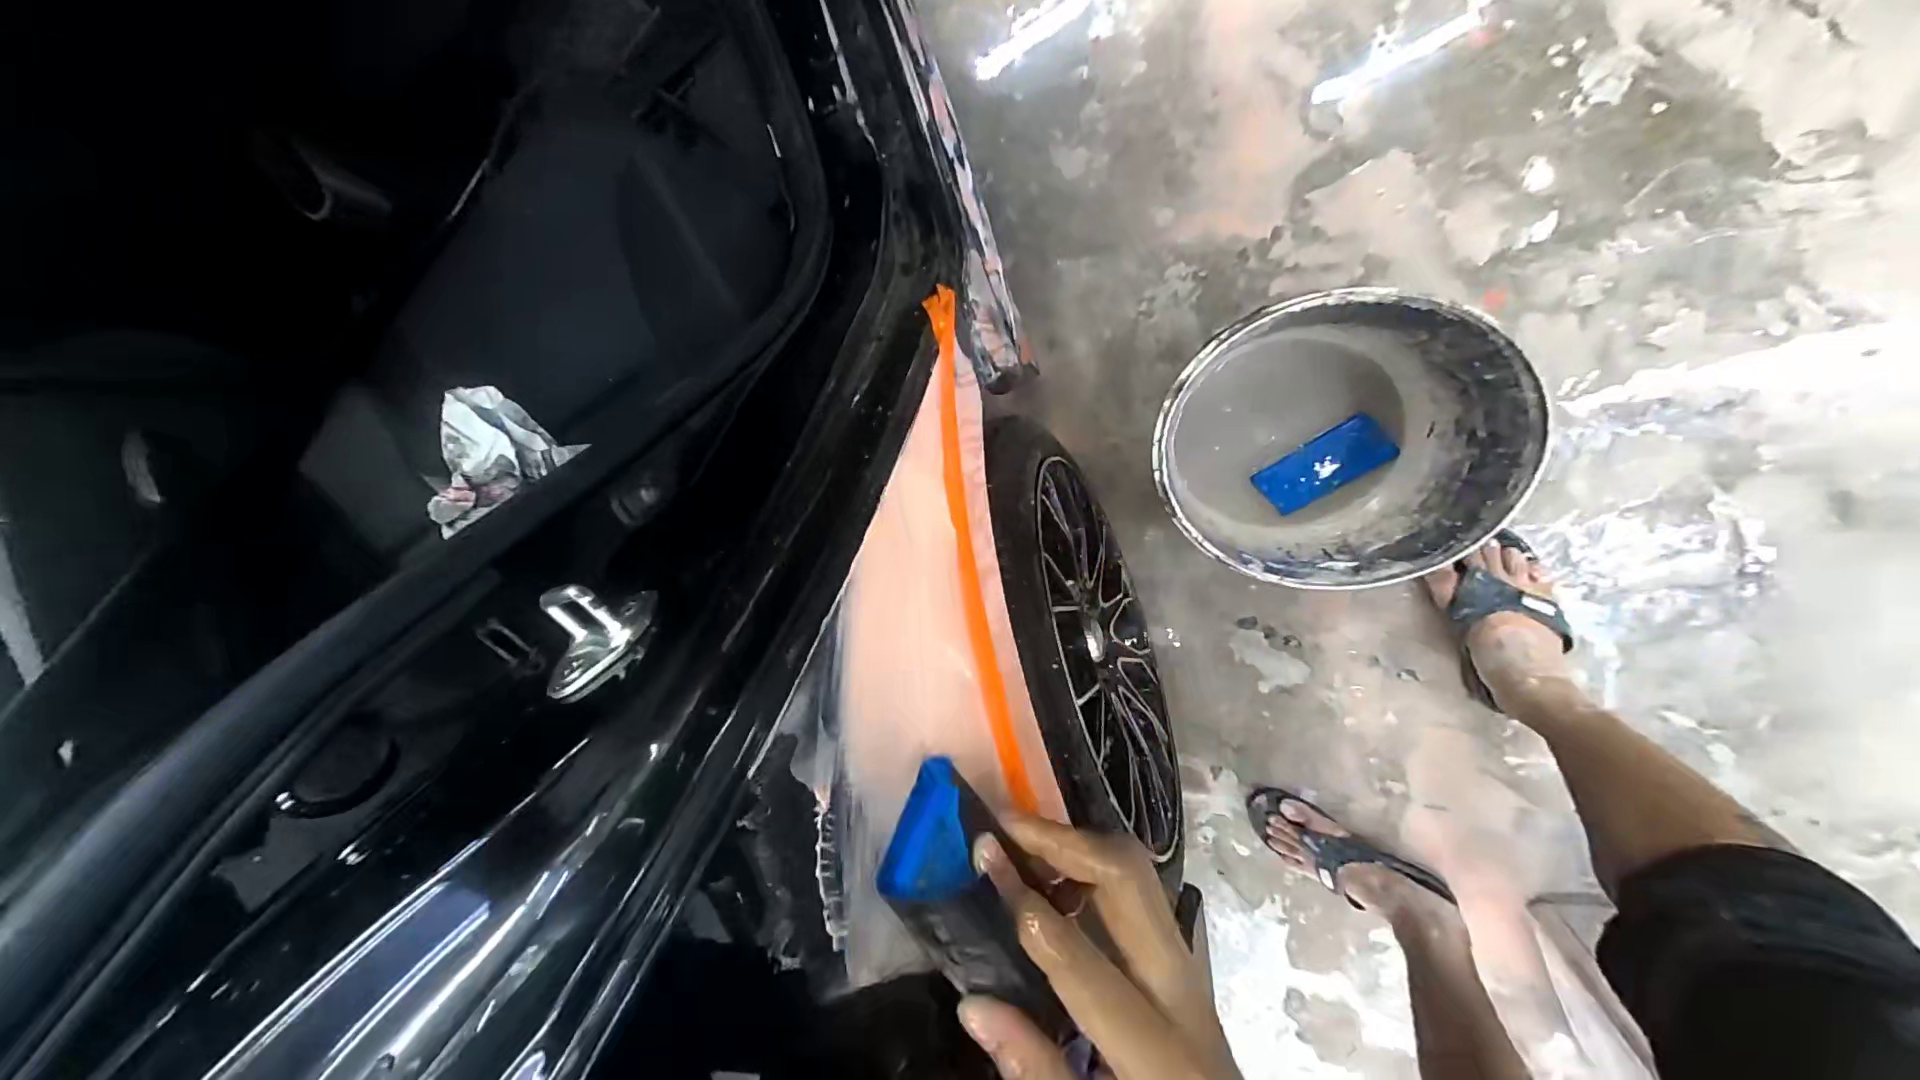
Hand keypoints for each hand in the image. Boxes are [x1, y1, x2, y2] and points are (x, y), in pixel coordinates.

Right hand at [958, 812, 1239, 1079]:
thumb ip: (1036, 1069)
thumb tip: (972, 1003)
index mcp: (1162, 1050)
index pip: (1081, 957)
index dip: (1026, 902)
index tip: (985, 855)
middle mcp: (1183, 990)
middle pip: (1128, 880)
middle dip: (1063, 842)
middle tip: (1006, 825)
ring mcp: (1190, 967)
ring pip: (1136, 872)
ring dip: (1077, 847)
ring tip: (1023, 844)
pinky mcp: (1182, 959)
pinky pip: (1137, 889)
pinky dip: (1092, 868)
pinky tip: (1055, 882)